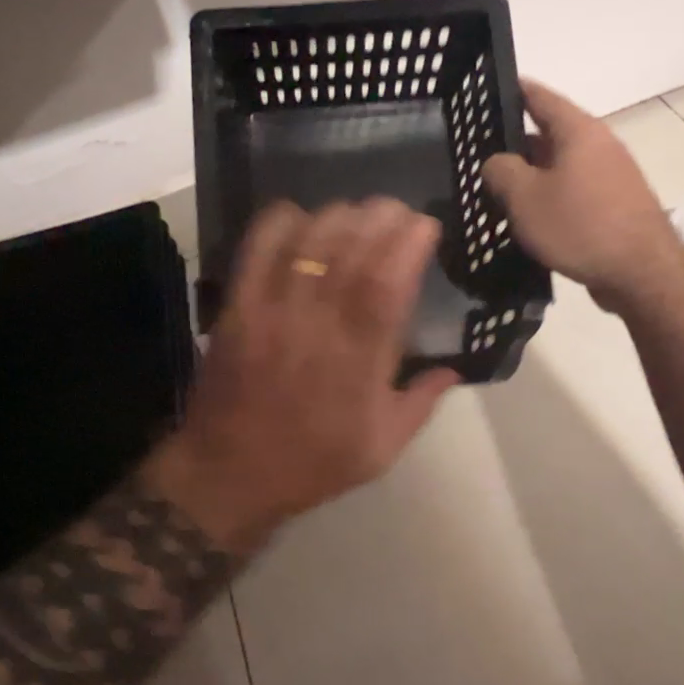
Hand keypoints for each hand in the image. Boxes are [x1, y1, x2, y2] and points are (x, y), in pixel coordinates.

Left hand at [144, 199, 462, 552]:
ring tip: (358, 213)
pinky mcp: (238, 305)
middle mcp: (316, 325)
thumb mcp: (381, 449)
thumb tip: (455, 368)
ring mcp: (272, 310)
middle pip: (350, 248)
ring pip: (308, 239)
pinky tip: (302, 218)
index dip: (408, 244)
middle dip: (381, 216)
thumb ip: (421, 403)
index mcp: (357, 359)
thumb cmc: (311, 463)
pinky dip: (282, 220)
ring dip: (339, 214)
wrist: (228, 473)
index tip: (426, 225)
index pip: (387, 284)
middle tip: (398, 211)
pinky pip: (258, 247)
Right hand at [482, 80, 683, 307]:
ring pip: (559, 165)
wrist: (642, 274)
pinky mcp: (615, 205)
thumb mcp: (524, 197)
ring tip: (495, 189)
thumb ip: (500, 170)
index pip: (538, 95)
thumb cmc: (580, 226)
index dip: (510, 90)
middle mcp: (599, 144)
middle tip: (476, 153)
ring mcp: (611, 175)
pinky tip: (527, 218)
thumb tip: (496, 162)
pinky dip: (549, 197)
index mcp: (578, 130)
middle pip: (548, 132)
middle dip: (513, 142)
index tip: (482, 91)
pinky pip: (572, 190)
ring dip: (530, 175)